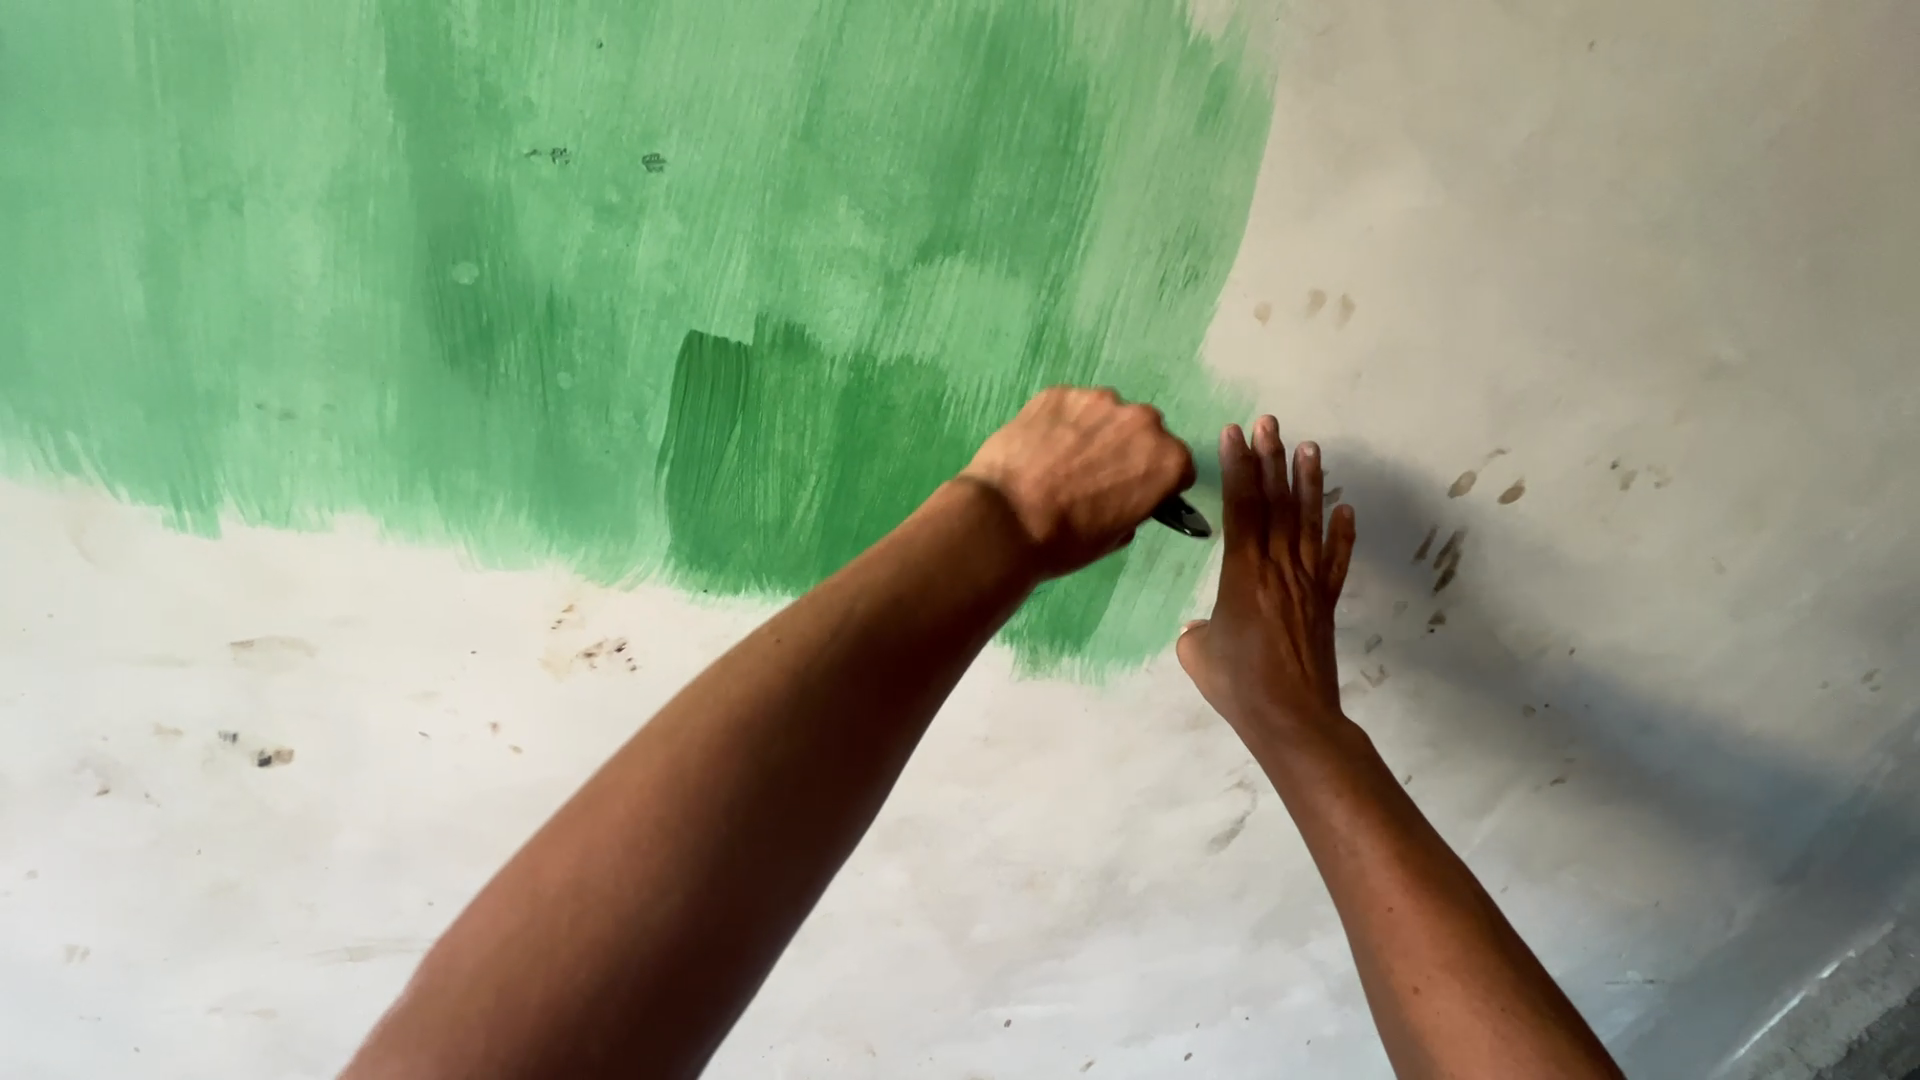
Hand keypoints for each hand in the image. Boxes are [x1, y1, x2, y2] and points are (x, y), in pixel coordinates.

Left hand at [959, 387, 1195, 579]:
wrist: (1004, 520)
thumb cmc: (1065, 540)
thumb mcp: (1115, 537)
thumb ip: (1133, 507)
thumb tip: (1125, 497)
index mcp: (1168, 460)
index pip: (1175, 466)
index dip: (1154, 482)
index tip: (1133, 493)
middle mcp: (1142, 420)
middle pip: (1142, 433)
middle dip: (1124, 451)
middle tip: (1092, 476)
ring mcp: (1098, 400)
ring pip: (1104, 414)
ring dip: (1092, 432)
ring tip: (1060, 461)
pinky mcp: (1058, 392)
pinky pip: (1068, 407)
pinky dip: (1059, 422)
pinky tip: (1038, 447)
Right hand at [1177, 417, 1356, 734]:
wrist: (1291, 718)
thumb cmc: (1236, 684)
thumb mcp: (1195, 651)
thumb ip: (1198, 627)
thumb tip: (1208, 623)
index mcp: (1242, 573)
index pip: (1240, 508)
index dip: (1236, 469)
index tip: (1234, 434)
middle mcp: (1278, 567)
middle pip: (1276, 504)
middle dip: (1270, 460)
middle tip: (1269, 423)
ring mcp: (1307, 584)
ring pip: (1307, 523)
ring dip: (1307, 483)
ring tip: (1308, 447)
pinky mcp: (1324, 603)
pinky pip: (1335, 561)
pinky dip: (1342, 534)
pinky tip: (1345, 509)